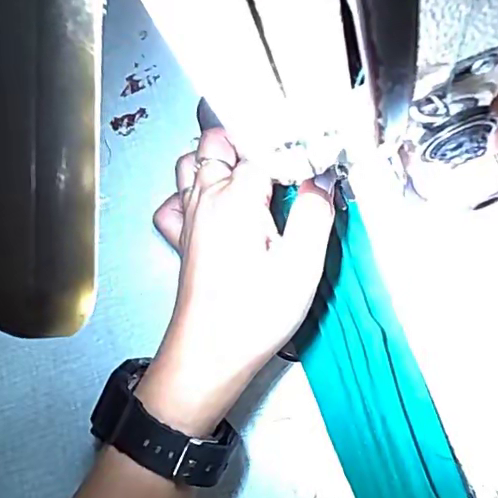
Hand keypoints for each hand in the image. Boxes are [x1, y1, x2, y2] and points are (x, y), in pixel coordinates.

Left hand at [143, 128, 333, 434]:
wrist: (210, 355)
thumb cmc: (251, 316)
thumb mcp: (302, 264)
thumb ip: (315, 212)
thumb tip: (322, 180)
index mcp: (235, 198)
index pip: (265, 147)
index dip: (294, 150)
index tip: (316, 162)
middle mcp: (205, 200)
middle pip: (217, 142)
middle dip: (250, 141)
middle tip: (282, 160)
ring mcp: (189, 218)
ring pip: (190, 163)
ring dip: (218, 160)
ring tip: (253, 175)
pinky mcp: (184, 240)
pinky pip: (175, 200)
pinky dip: (191, 192)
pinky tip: (215, 206)